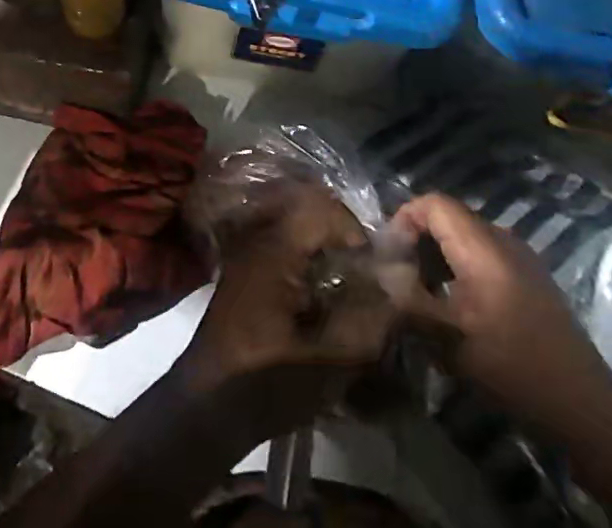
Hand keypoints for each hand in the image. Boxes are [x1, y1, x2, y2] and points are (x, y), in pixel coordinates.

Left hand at [177, 186, 395, 443]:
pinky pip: (285, 246)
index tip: (373, 270)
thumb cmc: (265, 381)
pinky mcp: (247, 271)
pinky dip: (309, 260)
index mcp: (274, 249)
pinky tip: (321, 297)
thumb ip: (371, 315)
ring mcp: (247, 253)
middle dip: (343, 237)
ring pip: (297, 227)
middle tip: (364, 274)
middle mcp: (257, 239)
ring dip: (327, 248)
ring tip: (347, 286)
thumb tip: (403, 276)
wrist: (207, 404)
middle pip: (309, 212)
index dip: (356, 232)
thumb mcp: (329, 359)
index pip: (323, 208)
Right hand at [383, 194, 611, 431]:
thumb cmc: (511, 367)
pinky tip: (454, 303)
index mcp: (483, 248)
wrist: (583, 406)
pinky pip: (483, 252)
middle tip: (400, 275)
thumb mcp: (446, 337)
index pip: (433, 203)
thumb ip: (406, 298)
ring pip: (464, 234)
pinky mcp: (530, 277)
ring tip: (422, 291)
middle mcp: (504, 241)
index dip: (403, 220)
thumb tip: (380, 273)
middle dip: (416, 239)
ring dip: (436, 254)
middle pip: (448, 216)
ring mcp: (521, 257)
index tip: (389, 255)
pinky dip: (458, 265)